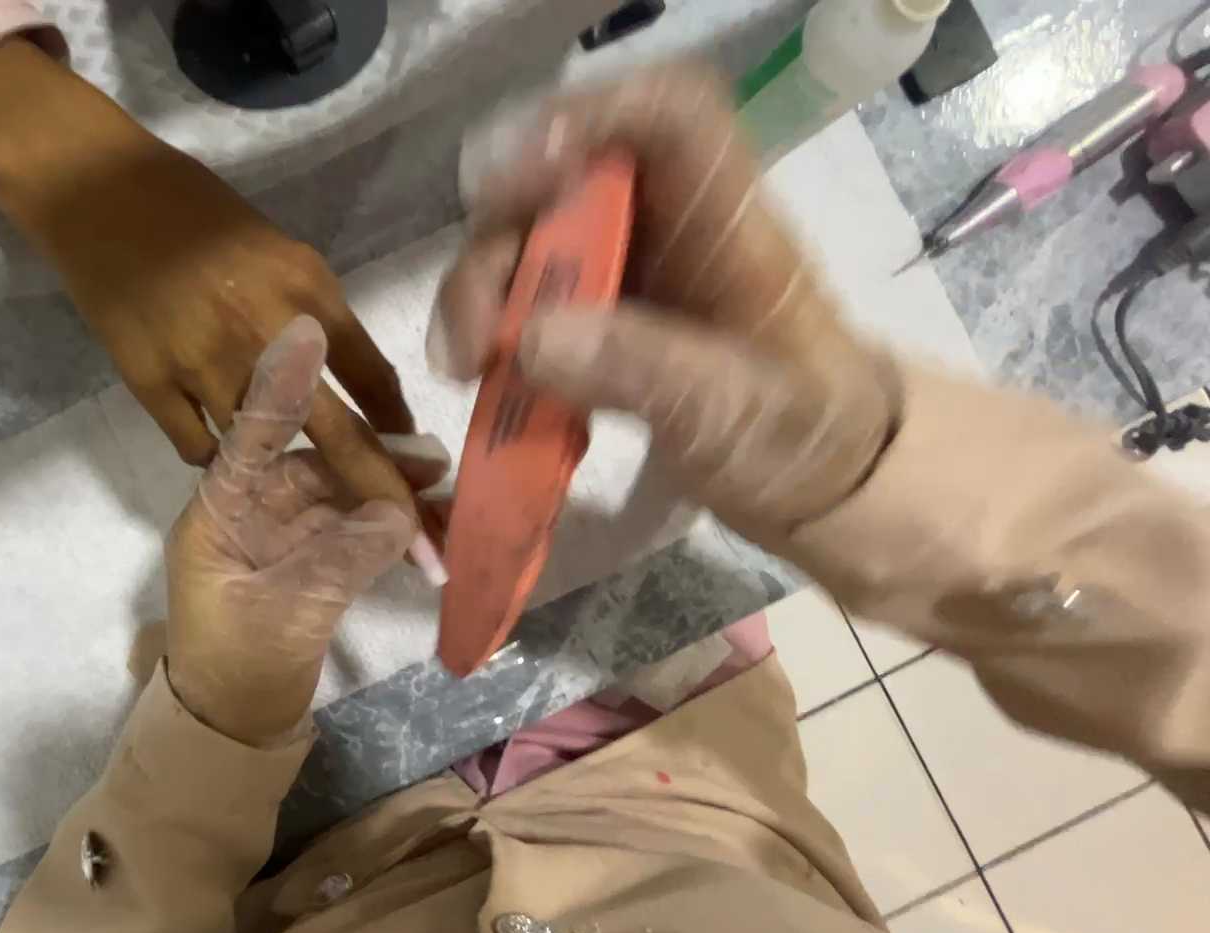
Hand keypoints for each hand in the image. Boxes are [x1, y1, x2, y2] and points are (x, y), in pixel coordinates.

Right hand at [0, 38, 423, 518]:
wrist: (101, 194)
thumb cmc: (201, 215)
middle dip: (378, 487)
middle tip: (409, 533)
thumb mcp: (284, 256)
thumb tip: (361, 388)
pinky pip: (197, 448)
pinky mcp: (150, 385)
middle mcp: (264, 333)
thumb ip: (323, 322)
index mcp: (306, 291)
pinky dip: (214, 456)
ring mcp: (203, 364)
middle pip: (336, 431)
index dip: (400, 432)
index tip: (417, 469)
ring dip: (283, 474)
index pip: (374, 378)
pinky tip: (219, 450)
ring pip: (262, 449)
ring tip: (290, 494)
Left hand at [164, 316, 428, 745]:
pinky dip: (382, 525)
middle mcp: (245, 510)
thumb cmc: (237, 671)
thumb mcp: (286, 617)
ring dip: (384, 492)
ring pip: (335, 494)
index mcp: (216, 515)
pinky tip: (424, 522)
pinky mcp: (303, 555)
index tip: (308, 334)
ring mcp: (277, 532)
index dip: (279, 388)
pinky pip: (347, 528)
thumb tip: (398, 516)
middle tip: (427, 454)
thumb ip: (340, 561)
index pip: (249, 440)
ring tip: (439, 484)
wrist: (232, 726)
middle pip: (308, 465)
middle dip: (367, 460)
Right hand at [430, 68, 903, 541]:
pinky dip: (482, 342)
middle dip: (492, 257)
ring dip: (474, 303)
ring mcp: (615, 276)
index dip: (586, 122)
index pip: (666, 118)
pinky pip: (515, 309)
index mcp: (721, 222)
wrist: (809, 476)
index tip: (506, 183)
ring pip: (519, 251)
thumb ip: (644, 370)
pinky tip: (477, 385)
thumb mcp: (735, 413)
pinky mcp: (586, 324)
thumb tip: (531, 339)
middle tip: (467, 343)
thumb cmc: (797, 436)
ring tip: (461, 370)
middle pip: (553, 195)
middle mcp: (656, 231)